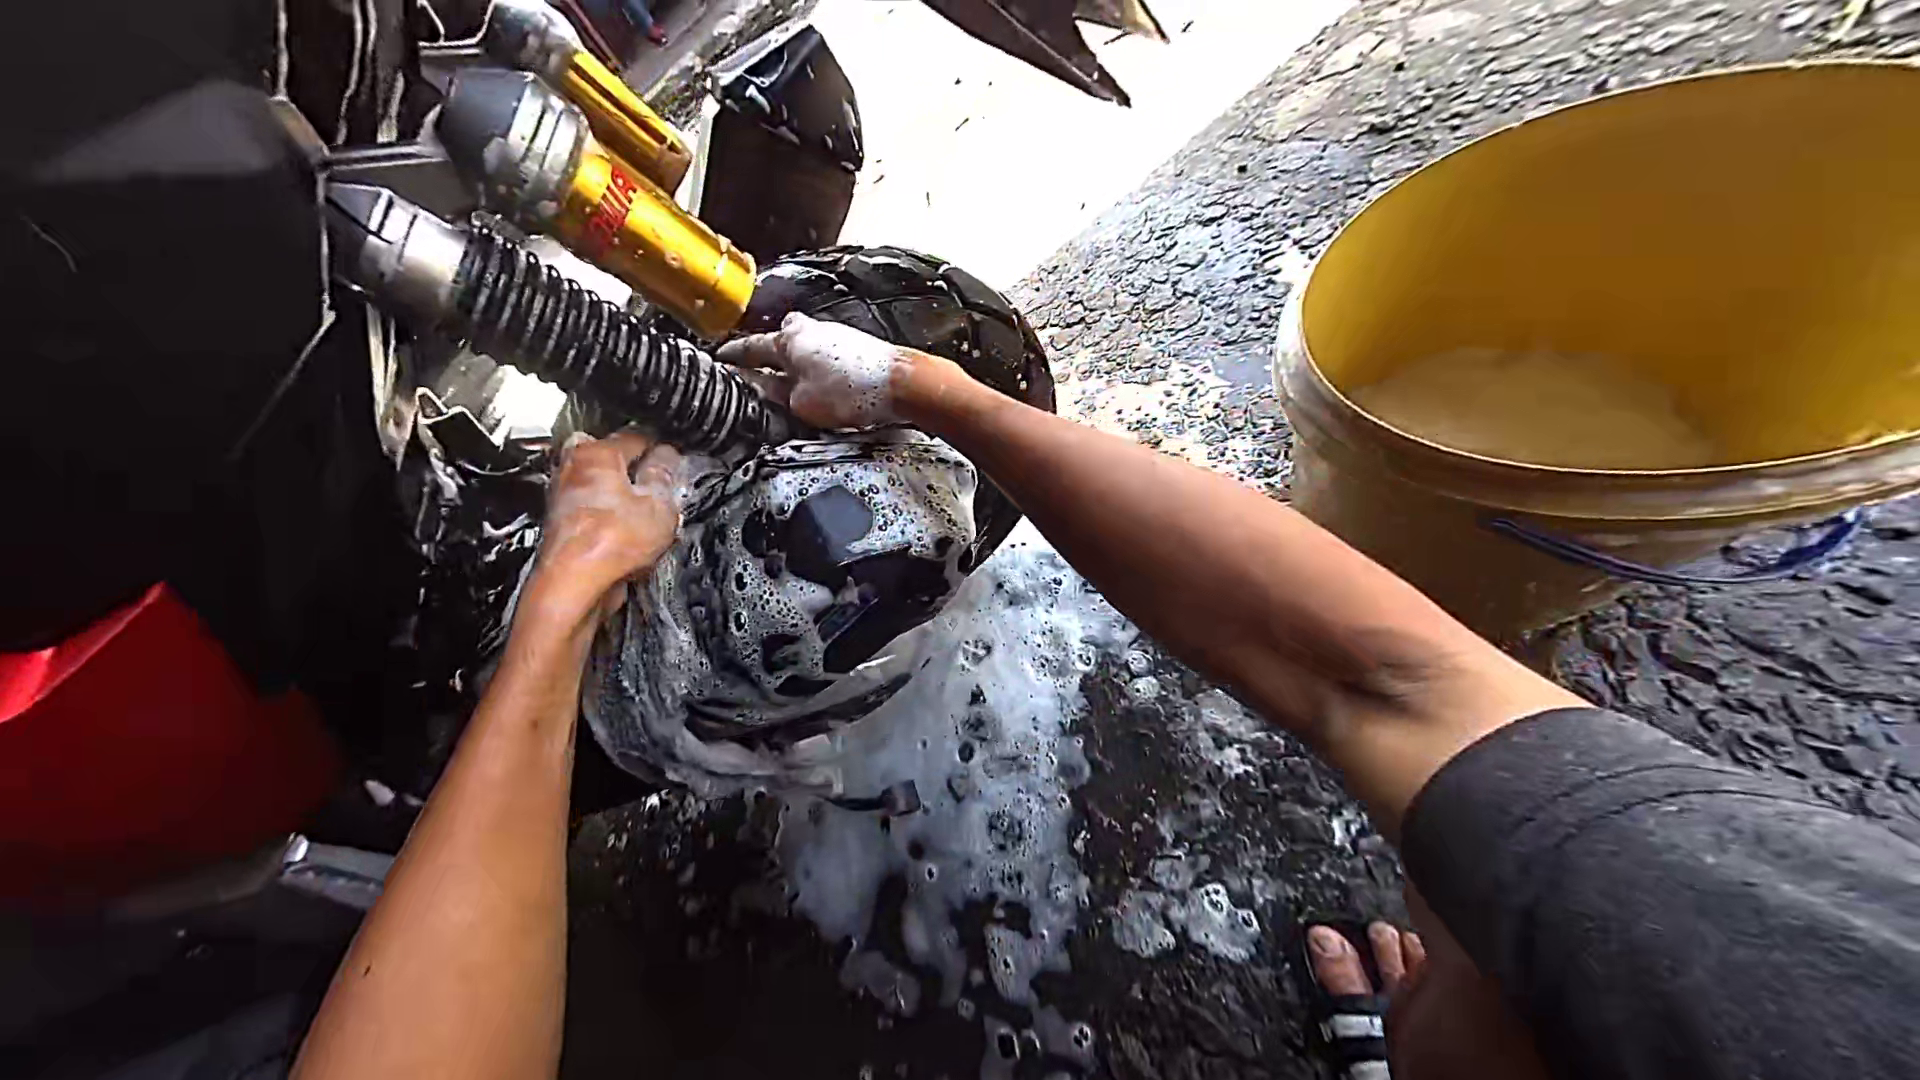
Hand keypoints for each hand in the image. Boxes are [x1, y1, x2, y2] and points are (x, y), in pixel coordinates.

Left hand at [522, 431, 682, 626]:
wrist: (574, 584)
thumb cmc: (610, 542)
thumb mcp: (659, 504)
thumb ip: (664, 476)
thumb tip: (667, 458)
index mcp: (595, 453)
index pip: (636, 436)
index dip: (661, 448)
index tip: (676, 459)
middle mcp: (572, 468)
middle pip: (614, 459)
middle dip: (637, 469)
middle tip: (662, 487)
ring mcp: (564, 496)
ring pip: (602, 484)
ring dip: (624, 494)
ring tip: (648, 514)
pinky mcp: (564, 524)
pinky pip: (595, 509)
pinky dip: (612, 515)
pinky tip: (629, 533)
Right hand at [716, 312, 913, 429]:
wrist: (901, 384)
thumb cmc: (852, 392)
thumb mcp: (802, 404)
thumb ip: (776, 395)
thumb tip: (762, 389)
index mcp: (788, 340)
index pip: (750, 347)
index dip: (732, 357)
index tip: (720, 359)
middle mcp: (808, 330)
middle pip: (778, 340)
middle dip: (766, 354)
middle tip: (757, 372)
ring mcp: (833, 335)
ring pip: (802, 348)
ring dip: (794, 364)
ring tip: (791, 387)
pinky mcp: (853, 347)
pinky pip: (822, 356)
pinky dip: (815, 369)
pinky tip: (820, 386)